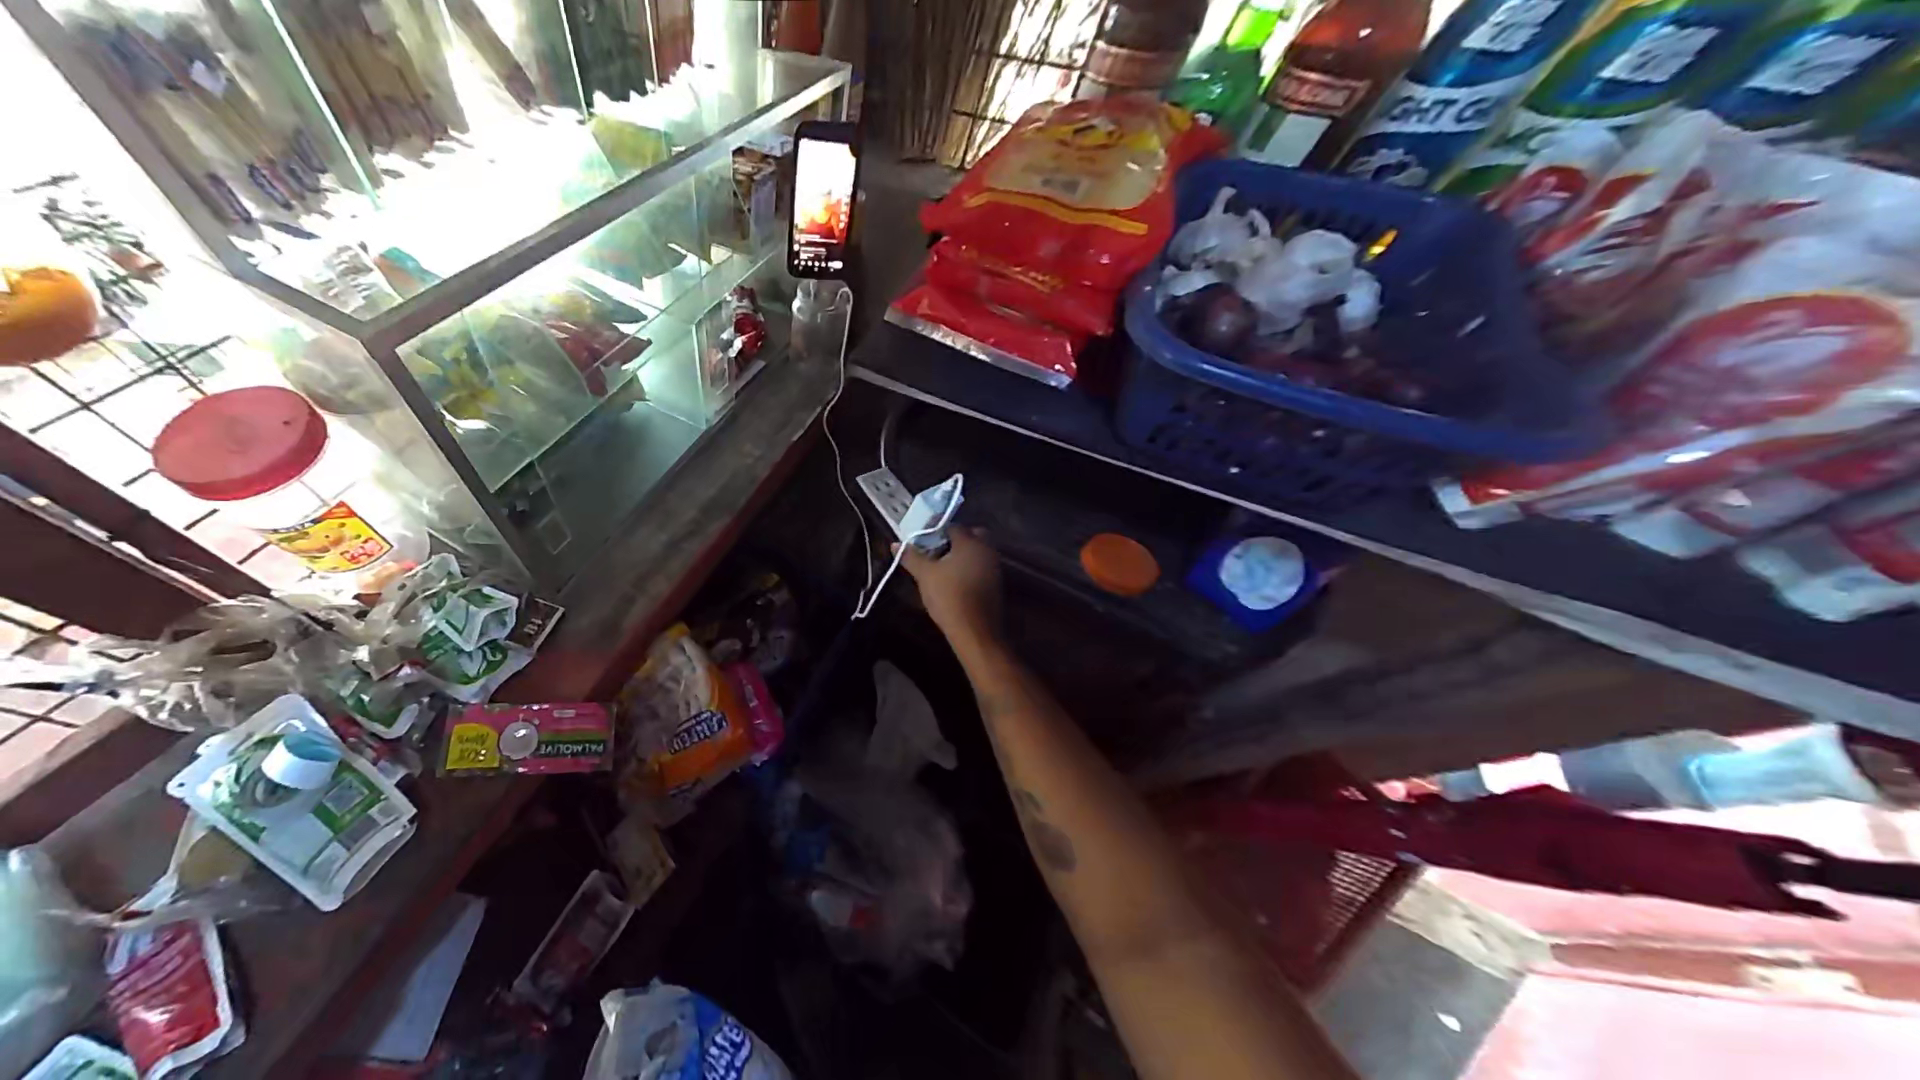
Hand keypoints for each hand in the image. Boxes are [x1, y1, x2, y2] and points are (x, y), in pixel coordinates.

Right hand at [900, 526, 1001, 641]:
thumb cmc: (949, 596)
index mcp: (971, 542)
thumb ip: (911, 556)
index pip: (953, 526)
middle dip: (955, 540)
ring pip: (978, 552)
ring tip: (942, 567)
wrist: (975, 631)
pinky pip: (982, 566)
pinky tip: (955, 580)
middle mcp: (987, 549)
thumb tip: (895, 544)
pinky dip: (970, 568)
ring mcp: (995, 567)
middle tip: (936, 552)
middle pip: (971, 535)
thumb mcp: (925, 575)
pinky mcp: (997, 583)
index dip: (936, 532)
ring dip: (963, 555)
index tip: (922, 542)